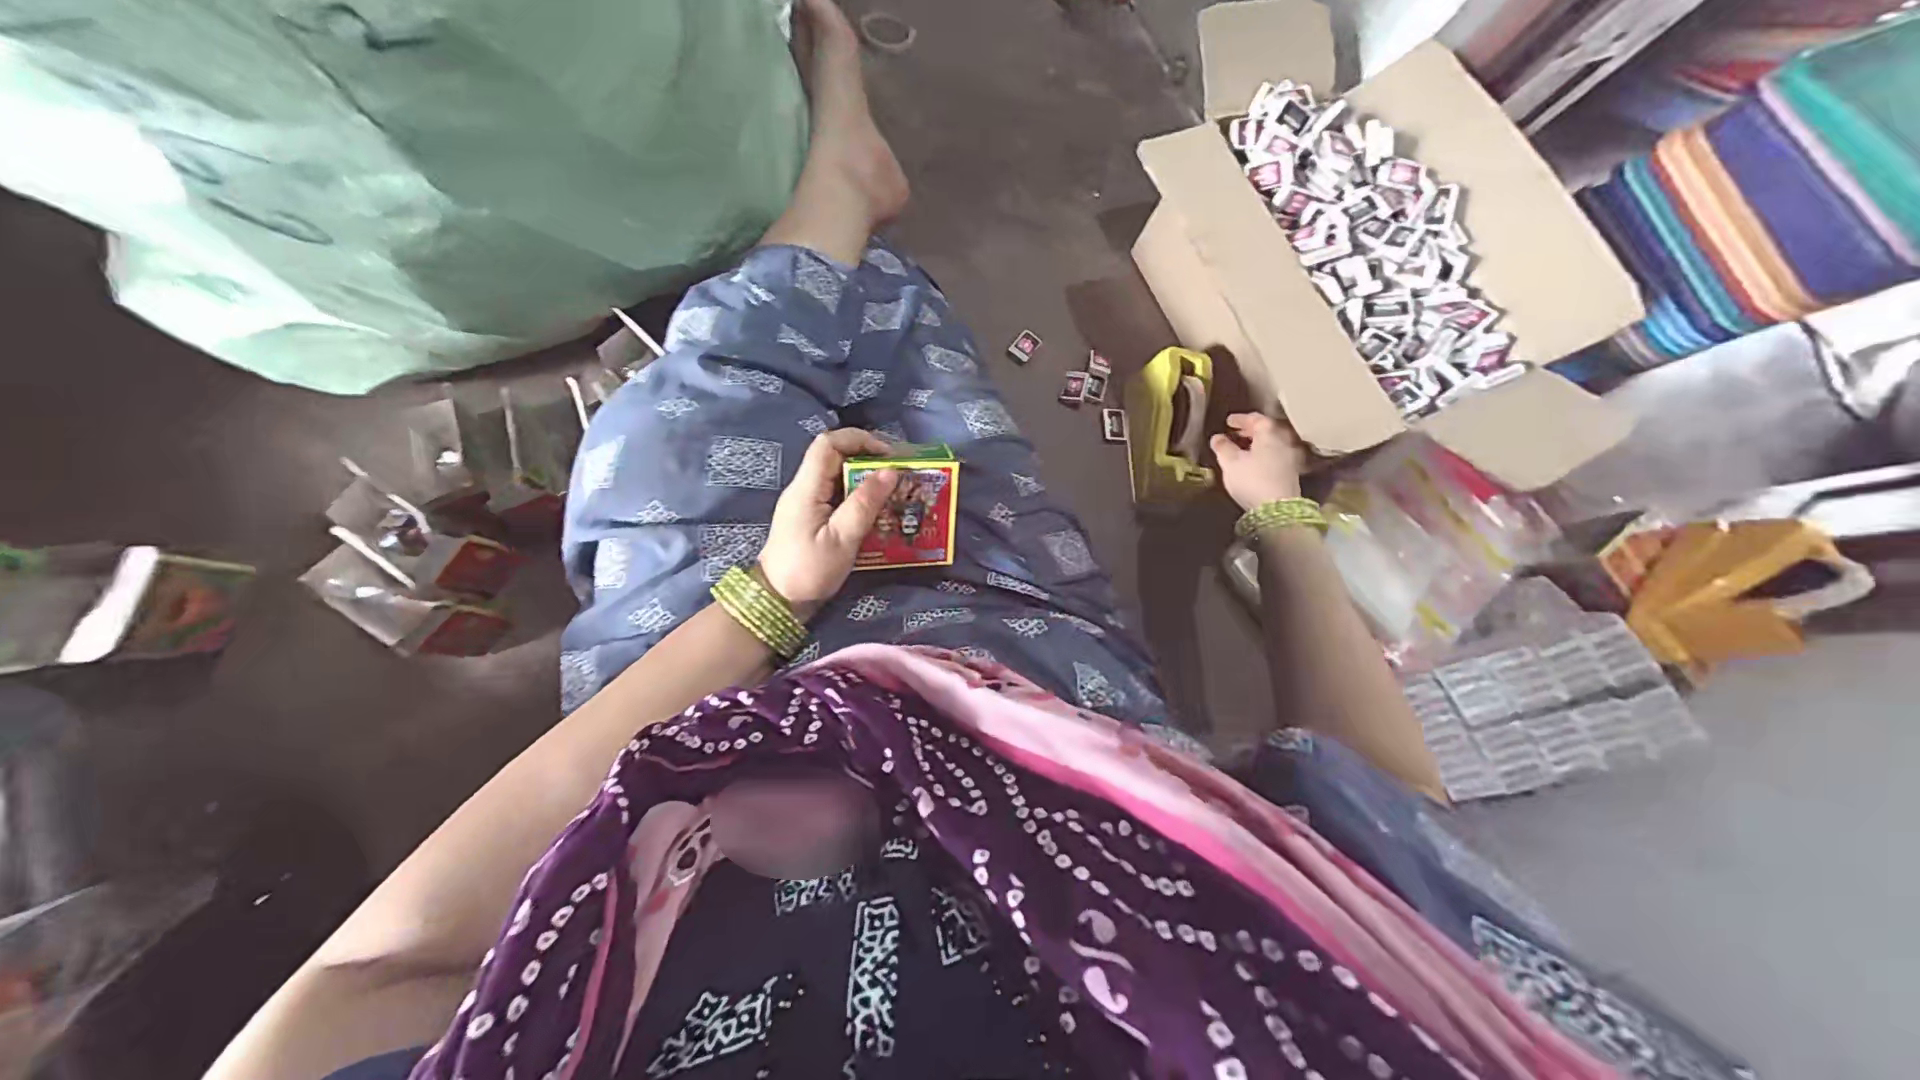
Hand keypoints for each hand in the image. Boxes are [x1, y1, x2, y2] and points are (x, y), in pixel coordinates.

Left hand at [758, 429, 899, 613]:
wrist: (778, 600)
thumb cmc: (809, 570)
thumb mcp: (842, 539)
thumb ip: (865, 503)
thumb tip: (890, 472)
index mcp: (807, 487)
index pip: (829, 443)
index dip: (860, 440)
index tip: (889, 455)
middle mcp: (804, 488)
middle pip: (836, 456)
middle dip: (869, 460)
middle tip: (899, 475)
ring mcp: (807, 502)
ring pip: (839, 476)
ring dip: (867, 479)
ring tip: (895, 493)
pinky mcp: (812, 516)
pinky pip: (838, 494)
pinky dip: (859, 496)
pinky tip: (878, 511)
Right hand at [1210, 412, 1305, 510]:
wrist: (1277, 509)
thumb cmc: (1253, 481)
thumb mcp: (1230, 462)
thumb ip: (1222, 447)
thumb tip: (1218, 438)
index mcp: (1270, 433)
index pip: (1255, 418)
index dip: (1240, 419)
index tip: (1229, 421)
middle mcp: (1284, 441)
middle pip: (1266, 430)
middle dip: (1249, 431)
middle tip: (1235, 433)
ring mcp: (1290, 457)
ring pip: (1272, 443)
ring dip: (1257, 444)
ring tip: (1242, 449)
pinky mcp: (1291, 472)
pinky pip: (1275, 456)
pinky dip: (1264, 454)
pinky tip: (1254, 462)